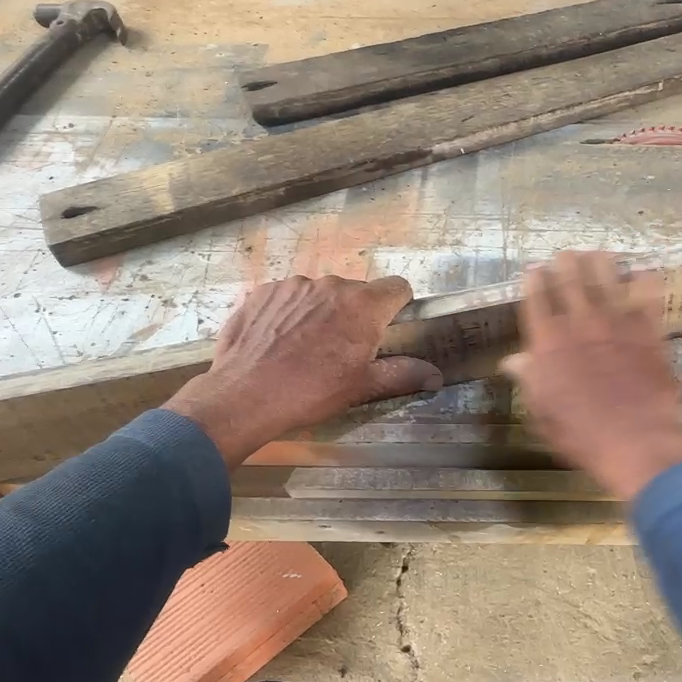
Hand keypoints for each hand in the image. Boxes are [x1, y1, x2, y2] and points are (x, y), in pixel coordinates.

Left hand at [164, 275, 442, 468]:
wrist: (245, 395)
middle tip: (345, 349)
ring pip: (321, 293)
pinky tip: (280, 342)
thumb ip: (403, 374)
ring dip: (322, 312)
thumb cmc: (312, 391)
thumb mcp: (363, 386)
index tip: (388, 328)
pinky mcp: (262, 292)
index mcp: (362, 305)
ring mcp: (292, 285)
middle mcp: (330, 285)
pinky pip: (288, 297)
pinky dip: (291, 313)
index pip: (397, 287)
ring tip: (307, 347)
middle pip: (357, 291)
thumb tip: (437, 376)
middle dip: (357, 314)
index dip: (398, 306)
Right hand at [501, 250, 681, 501]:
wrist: (636, 440)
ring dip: (601, 261)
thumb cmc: (580, 434)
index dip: (534, 279)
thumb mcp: (543, 412)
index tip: (534, 270)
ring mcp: (618, 322)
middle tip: (566, 255)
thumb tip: (513, 361)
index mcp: (549, 341)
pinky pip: (649, 295)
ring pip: (608, 276)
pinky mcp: (650, 330)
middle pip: (571, 278)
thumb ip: (530, 380)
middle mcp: (581, 322)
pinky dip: (645, 281)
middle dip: (566, 262)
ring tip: (599, 254)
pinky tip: (644, 272)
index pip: (537, 297)